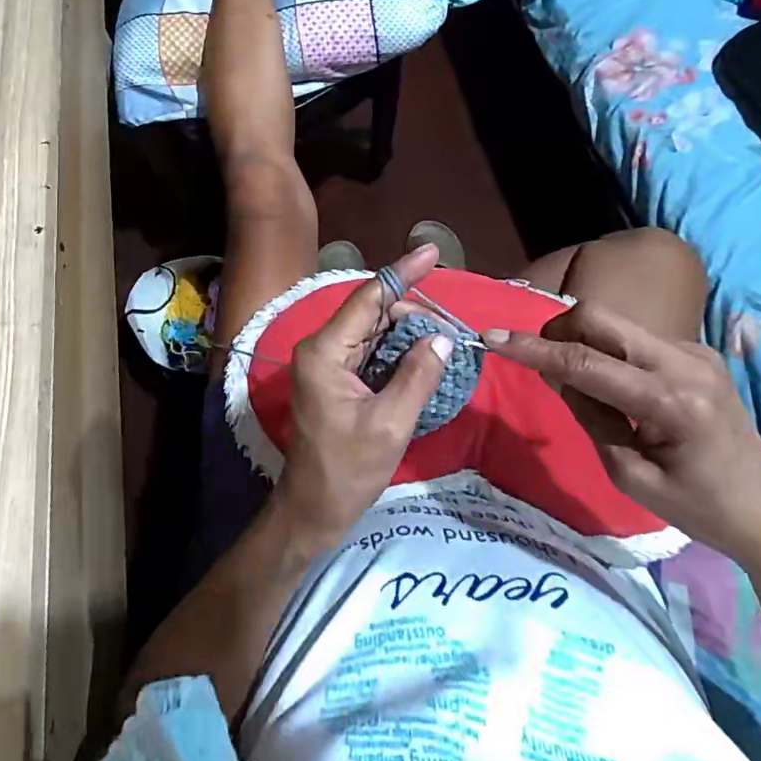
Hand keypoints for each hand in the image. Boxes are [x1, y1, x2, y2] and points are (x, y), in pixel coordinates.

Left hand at [274, 245, 451, 551]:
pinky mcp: (337, 379)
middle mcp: (323, 348)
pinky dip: (399, 351)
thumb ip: (418, 376)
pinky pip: (372, 352)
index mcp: (326, 351)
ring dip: (408, 332)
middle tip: (448, 329)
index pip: (368, 298)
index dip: (402, 273)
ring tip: (442, 340)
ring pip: (374, 331)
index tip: (432, 252)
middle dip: (412, 312)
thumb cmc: (347, 469)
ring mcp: (328, 363)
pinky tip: (424, 355)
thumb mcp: (390, 424)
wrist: (313, 508)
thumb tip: (442, 337)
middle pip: (373, 312)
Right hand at [484, 303, 760, 574]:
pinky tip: (614, 388)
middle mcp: (685, 362)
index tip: (493, 337)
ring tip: (582, 386)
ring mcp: (694, 351)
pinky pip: (632, 338)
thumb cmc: (697, 506)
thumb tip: (555, 372)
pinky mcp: (695, 350)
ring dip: (582, 343)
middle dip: (558, 331)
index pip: (585, 362)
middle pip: (600, 318)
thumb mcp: (628, 473)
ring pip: (614, 324)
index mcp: (671, 402)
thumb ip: (589, 414)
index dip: (533, 349)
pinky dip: (606, 352)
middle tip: (540, 361)